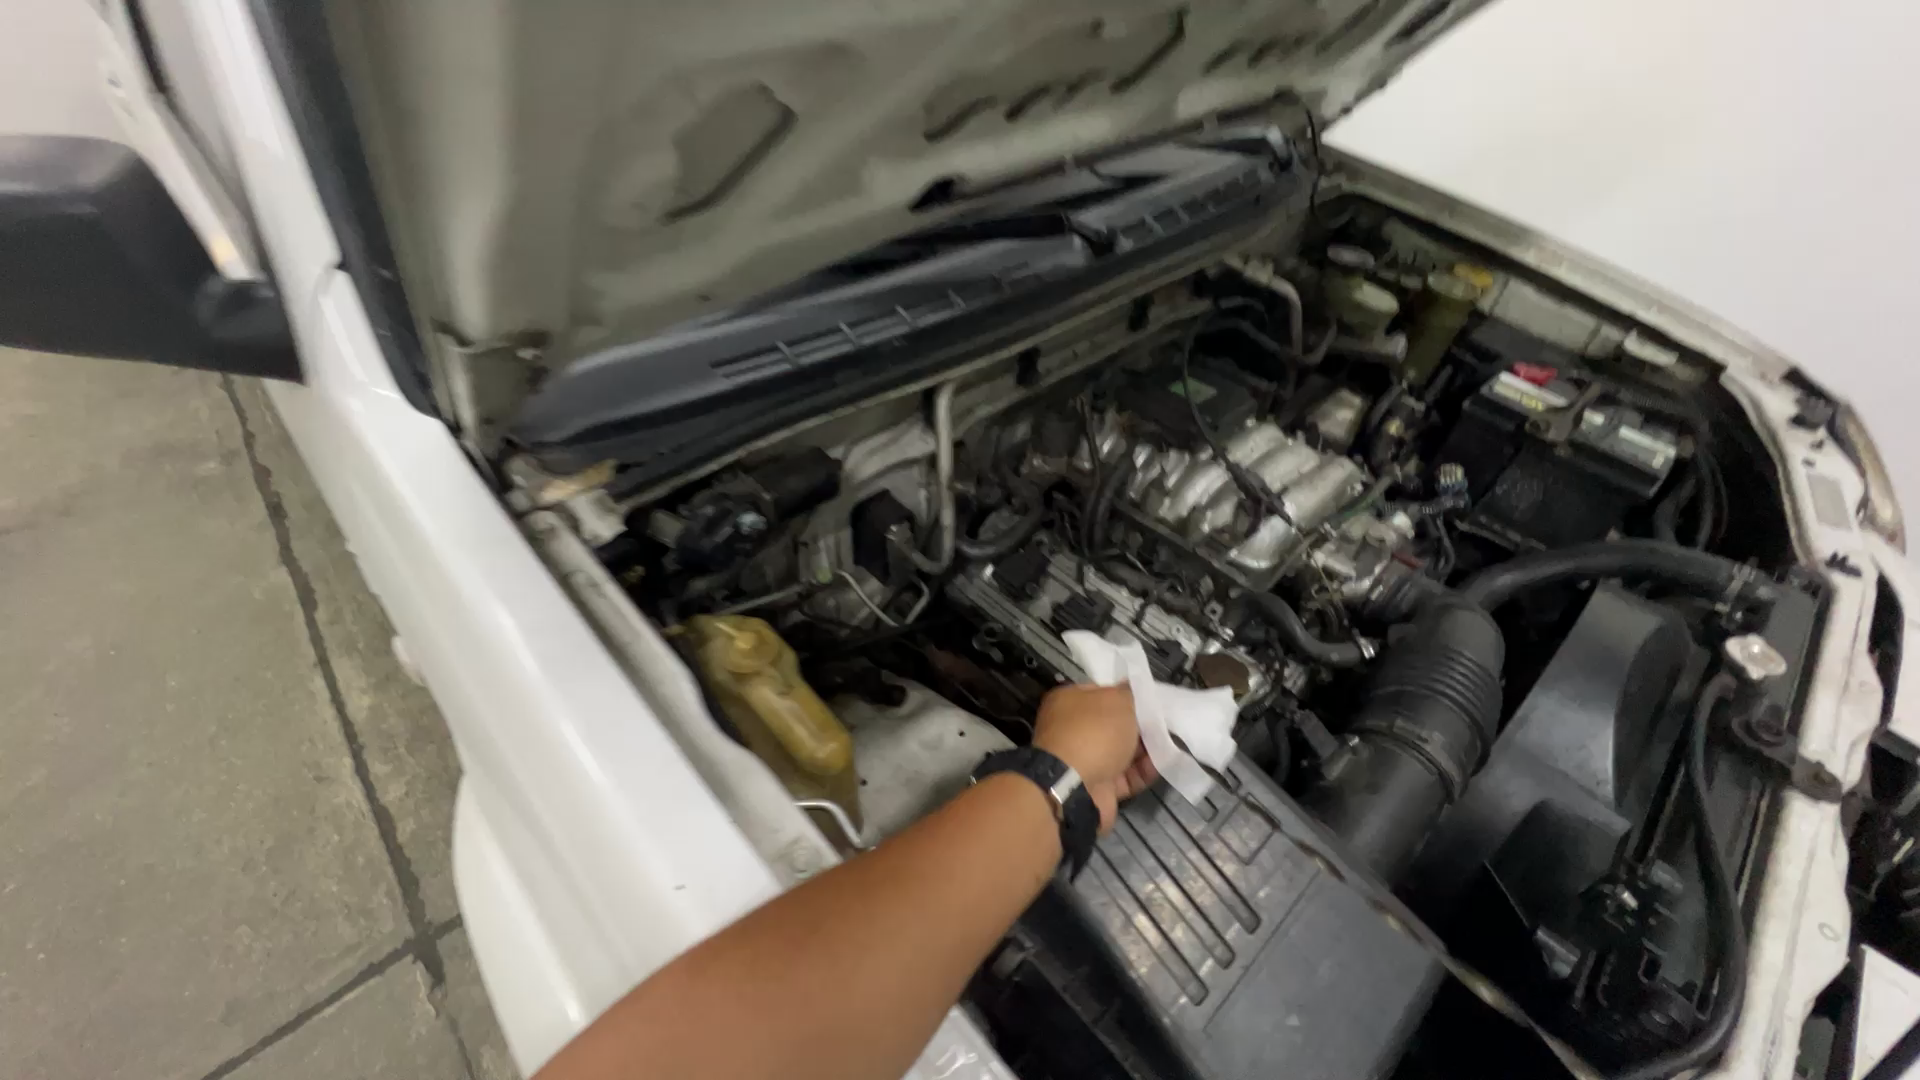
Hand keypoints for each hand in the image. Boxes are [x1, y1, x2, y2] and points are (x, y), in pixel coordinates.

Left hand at [1031, 684, 1156, 831]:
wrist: (1075, 787)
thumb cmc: (1094, 732)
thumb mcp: (1116, 701)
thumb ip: (1128, 693)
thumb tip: (1130, 687)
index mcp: (1068, 702)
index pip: (1101, 693)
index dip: (1126, 695)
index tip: (1150, 699)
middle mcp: (1072, 730)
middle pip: (1113, 724)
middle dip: (1139, 724)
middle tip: (1165, 722)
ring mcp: (1084, 760)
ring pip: (1121, 751)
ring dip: (1145, 749)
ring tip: (1170, 743)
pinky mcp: (1098, 786)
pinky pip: (1126, 776)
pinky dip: (1144, 771)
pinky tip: (1164, 764)